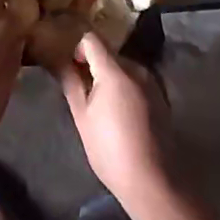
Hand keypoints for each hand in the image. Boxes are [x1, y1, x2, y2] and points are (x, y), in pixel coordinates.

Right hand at [53, 33, 170, 203]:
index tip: (70, 68)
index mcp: (115, 71)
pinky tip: (120, 116)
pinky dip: (125, 88)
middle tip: (81, 91)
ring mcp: (153, 82)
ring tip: (100, 106)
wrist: (151, 180)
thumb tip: (58, 61)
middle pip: (109, 53)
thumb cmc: (109, 150)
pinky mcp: (161, 96)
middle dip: (93, 66)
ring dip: (109, 77)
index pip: (92, 39)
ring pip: (123, 68)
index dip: (77, 48)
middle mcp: (137, 69)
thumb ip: (70, 82)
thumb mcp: (82, 116)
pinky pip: (136, 81)